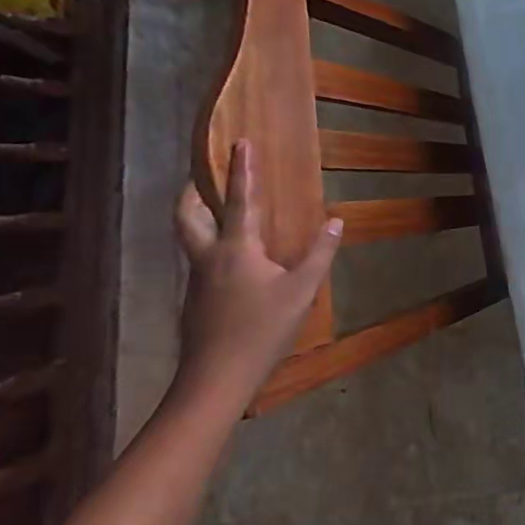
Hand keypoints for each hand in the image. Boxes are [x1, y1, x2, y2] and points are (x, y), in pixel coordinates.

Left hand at [173, 139, 341, 403]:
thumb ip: (319, 255)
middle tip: (195, 177)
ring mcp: (197, 282)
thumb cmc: (259, 332)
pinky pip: (199, 264)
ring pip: (190, 241)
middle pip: (187, 218)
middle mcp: (209, 258)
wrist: (213, 383)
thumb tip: (337, 222)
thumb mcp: (301, 292)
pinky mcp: (194, 304)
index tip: (240, 141)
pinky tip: (229, 265)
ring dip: (196, 219)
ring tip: (213, 213)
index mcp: (236, 249)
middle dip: (190, 193)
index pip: (238, 200)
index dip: (241, 169)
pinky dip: (207, 249)